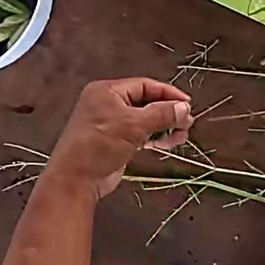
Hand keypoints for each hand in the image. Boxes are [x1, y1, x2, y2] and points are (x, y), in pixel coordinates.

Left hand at [45, 78, 193, 198]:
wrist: (76, 179)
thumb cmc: (100, 145)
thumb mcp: (134, 125)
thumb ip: (162, 114)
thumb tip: (185, 107)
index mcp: (107, 91)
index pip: (144, 85)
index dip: (168, 94)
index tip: (187, 103)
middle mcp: (108, 104)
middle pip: (146, 102)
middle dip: (167, 112)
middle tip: (187, 122)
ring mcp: (111, 123)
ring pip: (145, 120)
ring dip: (164, 126)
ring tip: (182, 135)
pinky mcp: (115, 141)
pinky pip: (140, 134)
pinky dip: (155, 137)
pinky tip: (170, 142)